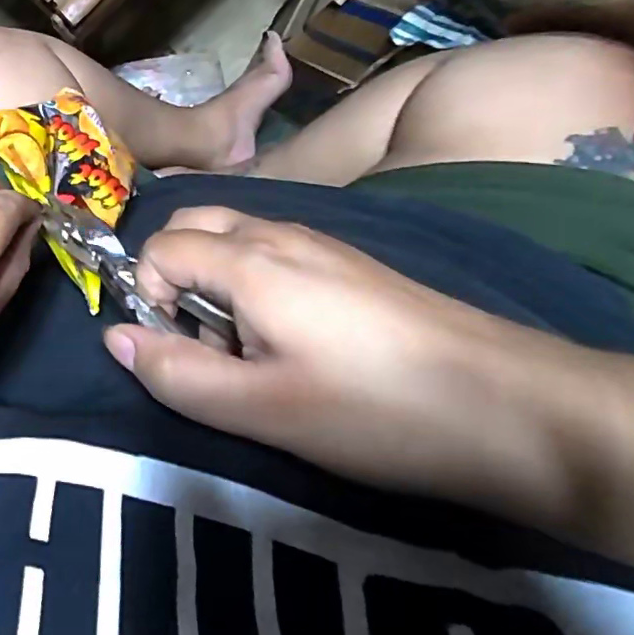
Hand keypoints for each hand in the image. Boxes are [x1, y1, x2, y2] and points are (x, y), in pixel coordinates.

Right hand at [103, 207, 579, 511]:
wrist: (519, 406)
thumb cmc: (377, 409)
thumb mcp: (263, 408)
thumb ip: (177, 372)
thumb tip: (114, 337)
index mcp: (250, 260)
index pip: (159, 248)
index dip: (149, 296)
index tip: (182, 348)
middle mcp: (277, 232)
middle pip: (192, 225)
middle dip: (174, 274)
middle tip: (206, 336)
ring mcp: (317, 242)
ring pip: (231, 236)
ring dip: (213, 280)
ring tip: (251, 345)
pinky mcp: (347, 261)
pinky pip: (269, 250)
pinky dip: (251, 281)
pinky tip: (294, 337)